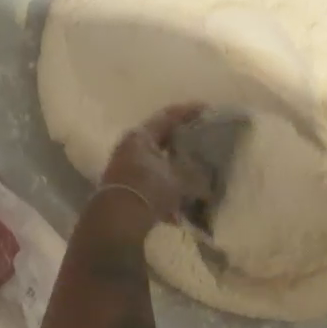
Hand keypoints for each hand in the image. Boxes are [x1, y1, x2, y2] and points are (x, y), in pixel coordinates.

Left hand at [99, 104, 208, 223]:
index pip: (168, 117)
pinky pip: (153, 178)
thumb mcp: (180, 179)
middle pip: (160, 137)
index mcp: (141, 137)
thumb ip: (195, 172)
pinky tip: (182, 197)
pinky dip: (169, 183)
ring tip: (195, 167)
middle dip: (181, 138)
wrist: (119, 219)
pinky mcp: (126, 185)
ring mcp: (125, 166)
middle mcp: (130, 147)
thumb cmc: (149, 189)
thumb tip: (207, 172)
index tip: (206, 108)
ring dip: (175, 163)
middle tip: (202, 136)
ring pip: (157, 159)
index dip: (188, 111)